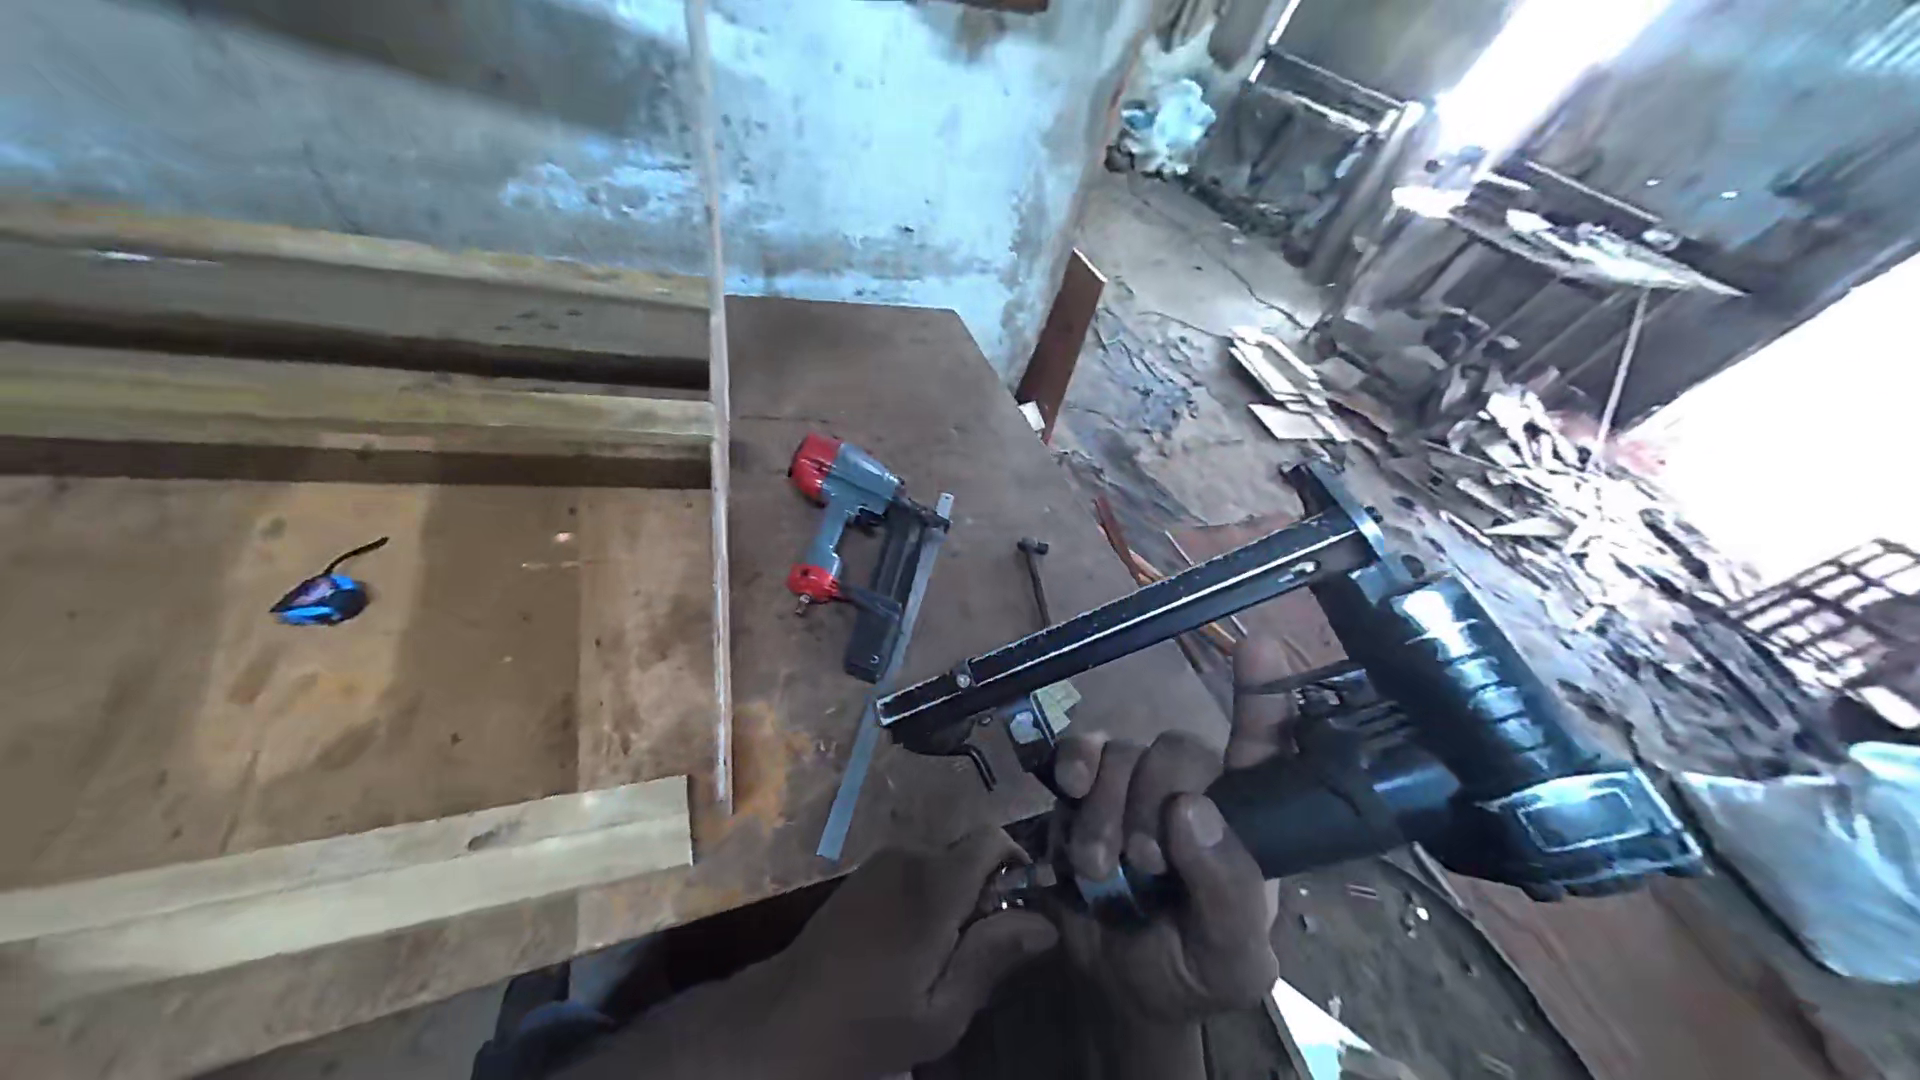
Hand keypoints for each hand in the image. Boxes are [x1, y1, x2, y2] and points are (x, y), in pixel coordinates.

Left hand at [765, 827, 1059, 1079]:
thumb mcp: (941, 1012)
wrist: (782, 1017)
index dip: (1015, 862)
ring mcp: (882, 860)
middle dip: (986, 890)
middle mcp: (909, 856)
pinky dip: (928, 895)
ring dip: (955, 896)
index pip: (992, 838)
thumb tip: (1046, 923)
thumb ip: (993, 957)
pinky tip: (910, 943)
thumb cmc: (868, 1024)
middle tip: (976, 950)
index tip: (1018, 909)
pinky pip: (916, 869)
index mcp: (934, 885)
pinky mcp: (865, 872)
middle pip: (969, 852)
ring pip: (943, 862)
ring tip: (939, 954)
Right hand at [1049, 637, 1298, 1024]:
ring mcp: (1133, 784)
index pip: (1267, 748)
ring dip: (1105, 810)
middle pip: (1179, 750)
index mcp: (1247, 820)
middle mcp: (1193, 788)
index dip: (1265, 696)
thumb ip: (1228, 895)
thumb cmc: (1188, 967)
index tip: (1261, 646)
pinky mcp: (1083, 787)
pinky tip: (1071, 789)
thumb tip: (1193, 812)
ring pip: (1123, 753)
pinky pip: (1077, 752)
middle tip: (1144, 864)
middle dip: (1155, 803)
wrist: (1110, 981)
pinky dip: (1073, 766)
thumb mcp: (1230, 959)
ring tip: (1098, 867)